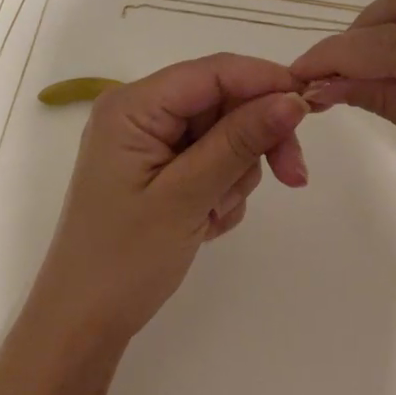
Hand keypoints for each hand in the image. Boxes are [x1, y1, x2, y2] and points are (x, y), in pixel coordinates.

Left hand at [27, 54, 310, 345]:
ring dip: (235, 174)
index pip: (214, 71)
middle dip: (256, 140)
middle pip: (225, 101)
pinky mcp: (160, 171)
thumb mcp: (187, 197)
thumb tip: (293, 99)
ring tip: (212, 216)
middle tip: (294, 178)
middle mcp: (141, 113)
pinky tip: (205, 224)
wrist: (83, 322)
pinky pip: (213, 161)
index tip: (312, 110)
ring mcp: (150, 143)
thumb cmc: (124, 259)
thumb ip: (239, 142)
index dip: (266, 82)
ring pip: (226, 134)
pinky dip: (222, 190)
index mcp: (133, 106)